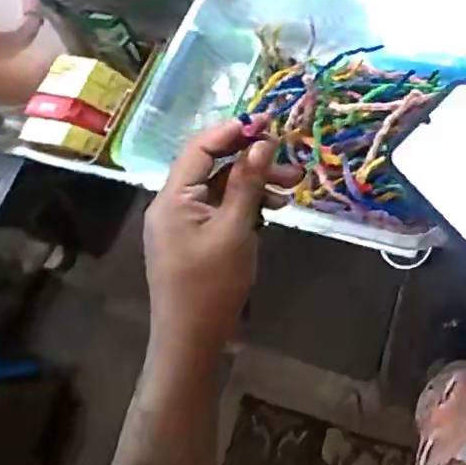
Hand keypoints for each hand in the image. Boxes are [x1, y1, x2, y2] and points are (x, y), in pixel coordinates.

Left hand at [143, 117, 302, 351]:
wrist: (191, 342)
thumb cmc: (211, 285)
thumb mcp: (235, 229)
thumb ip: (248, 182)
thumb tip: (262, 142)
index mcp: (173, 198)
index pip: (200, 148)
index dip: (233, 131)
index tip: (267, 122)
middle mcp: (174, 203)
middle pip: (214, 166)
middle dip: (254, 160)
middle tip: (291, 161)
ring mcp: (185, 221)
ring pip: (223, 187)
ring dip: (257, 182)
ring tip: (293, 187)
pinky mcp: (197, 237)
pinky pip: (224, 207)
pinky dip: (249, 203)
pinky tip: (275, 209)